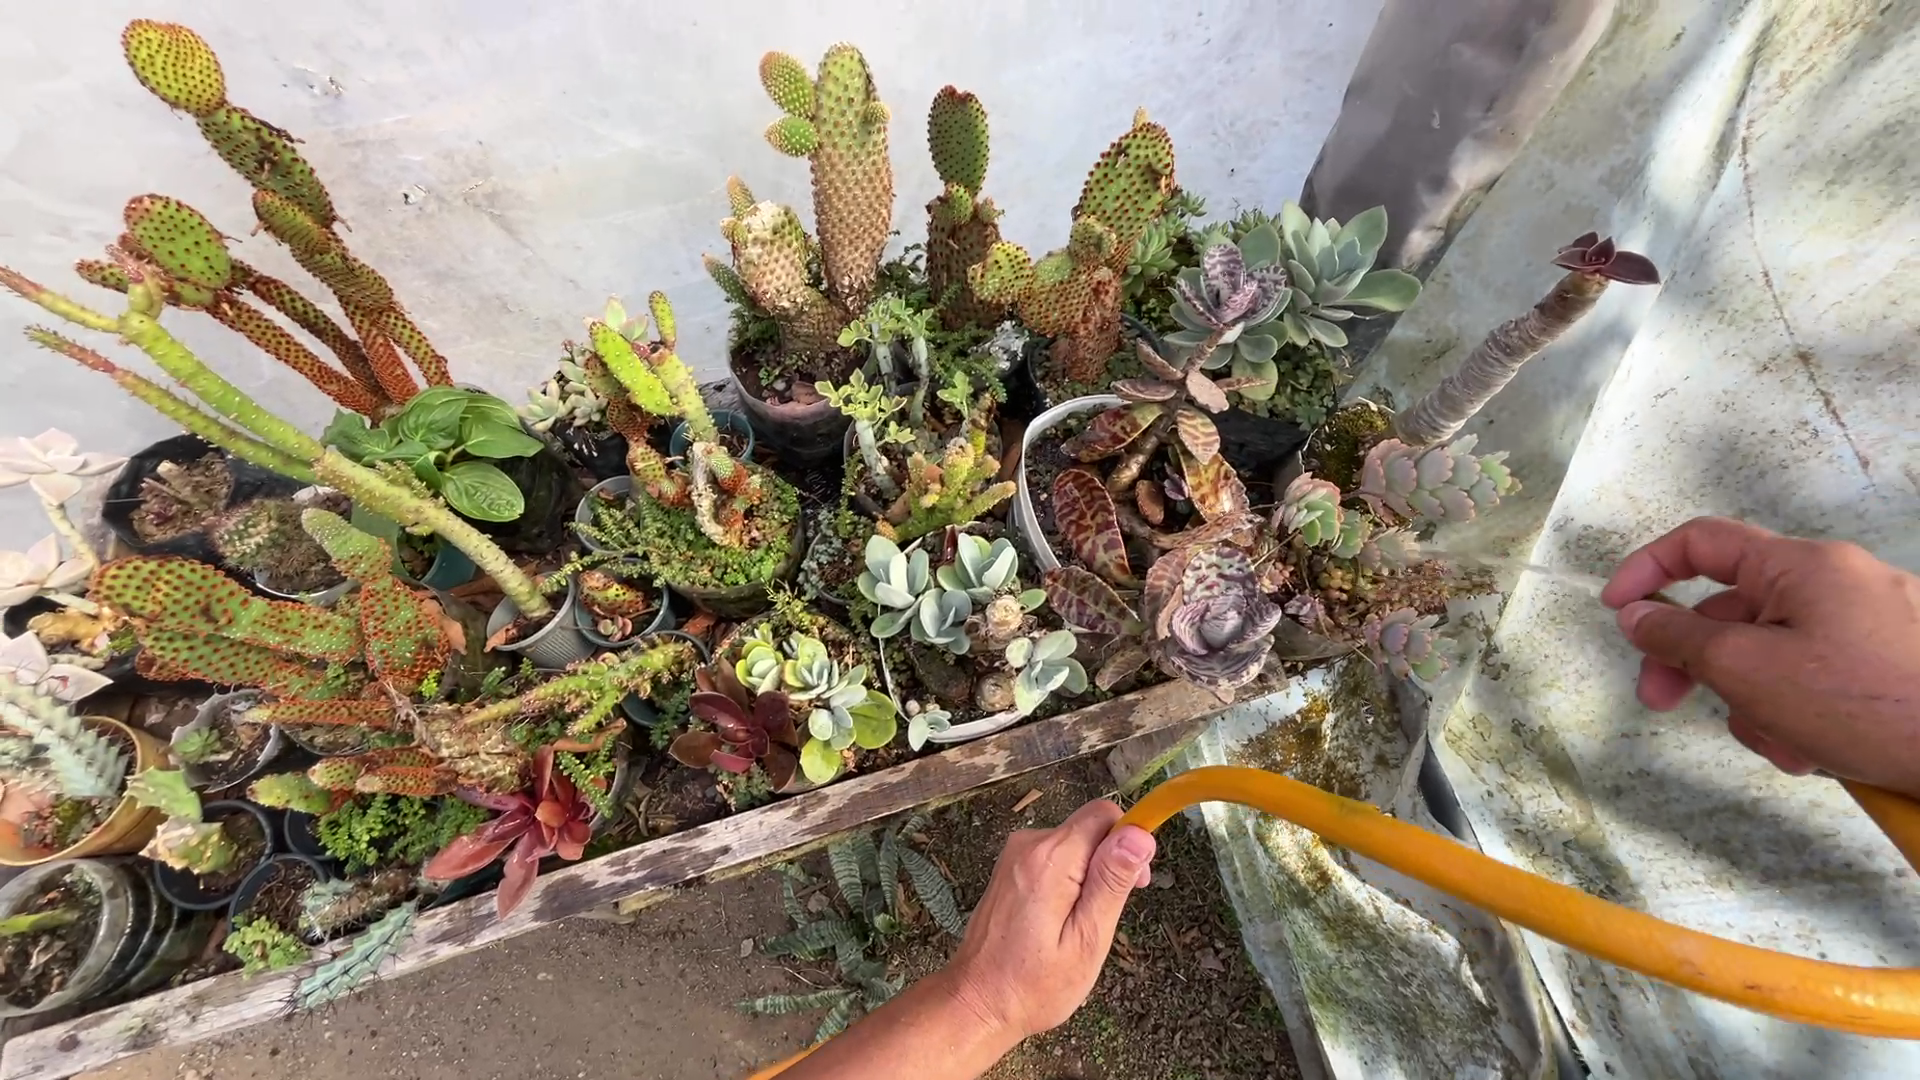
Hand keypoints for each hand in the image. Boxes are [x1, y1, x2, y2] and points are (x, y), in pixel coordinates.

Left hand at [939, 799, 1155, 1040]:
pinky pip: (1054, 856)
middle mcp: (1029, 842)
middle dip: (1109, 864)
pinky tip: (1060, 918)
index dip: (1128, 841)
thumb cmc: (1035, 983)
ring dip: (1088, 875)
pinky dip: (1068, 879)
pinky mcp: (1010, 863)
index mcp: (1050, 856)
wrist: (978, 999)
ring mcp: (1015, 851)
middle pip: (1089, 828)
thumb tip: (1139, 835)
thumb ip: (1112, 881)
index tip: (1135, 882)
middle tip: (1105, 916)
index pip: (1103, 813)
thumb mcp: (1087, 939)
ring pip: (1074, 843)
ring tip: (1079, 924)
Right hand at [1602, 517, 1919, 793]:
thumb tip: (1636, 616)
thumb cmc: (1864, 700)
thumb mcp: (1743, 666)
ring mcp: (1873, 627)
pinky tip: (1810, 748)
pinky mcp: (1897, 666)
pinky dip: (1794, 709)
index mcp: (1802, 567)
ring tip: (1773, 742)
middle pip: (1729, 609)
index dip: (1644, 568)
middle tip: (1660, 699)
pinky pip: (1813, 675)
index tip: (1617, 609)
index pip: (1698, 542)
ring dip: (1747, 697)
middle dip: (1689, 658)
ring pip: (1767, 651)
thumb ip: (1674, 634)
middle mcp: (1839, 585)